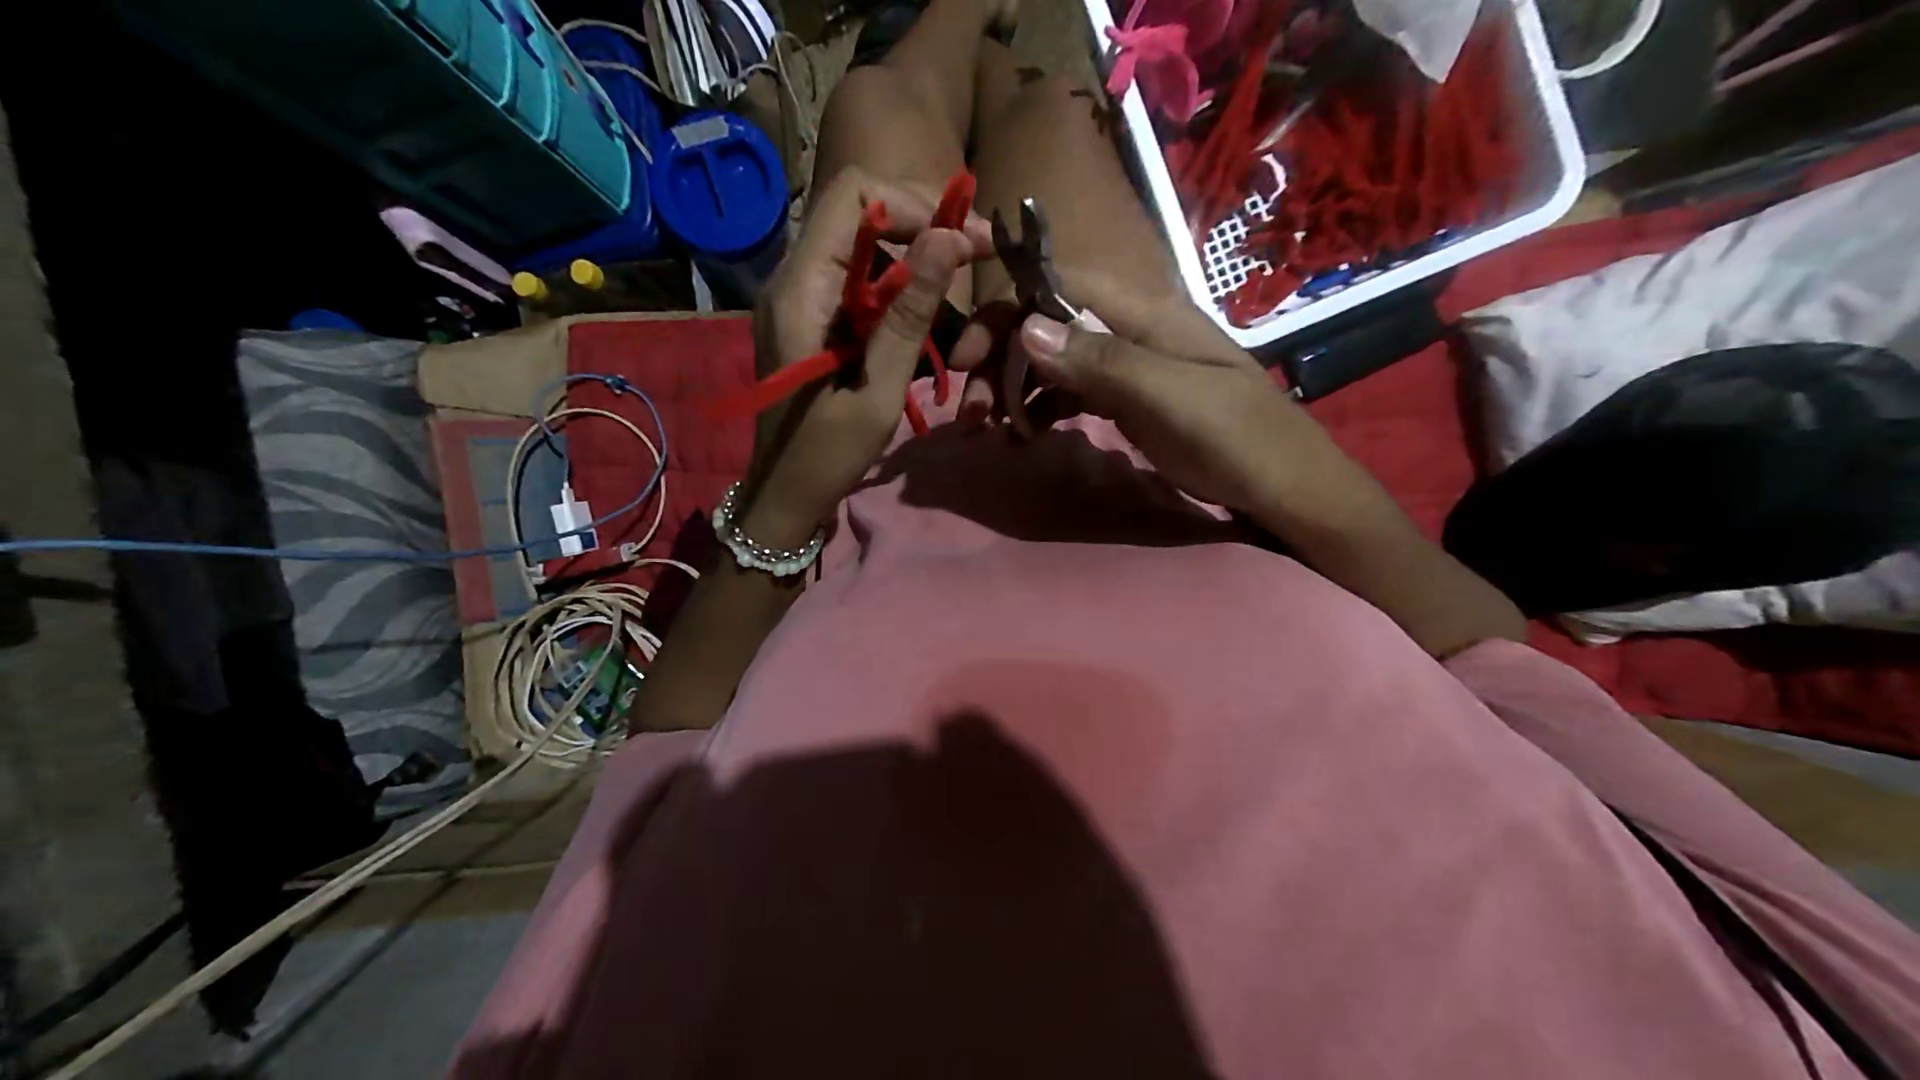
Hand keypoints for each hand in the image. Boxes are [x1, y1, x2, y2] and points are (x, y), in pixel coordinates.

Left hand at [743, 169, 992, 545]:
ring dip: (918, 265)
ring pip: (867, 250)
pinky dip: (901, 294)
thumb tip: (948, 239)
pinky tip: (932, 325)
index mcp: (801, 289)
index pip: (854, 196)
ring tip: (963, 293)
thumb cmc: (826, 454)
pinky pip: (862, 285)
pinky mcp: (814, 321)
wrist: (785, 495)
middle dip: (925, 230)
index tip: (964, 240)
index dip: (914, 204)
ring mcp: (802, 299)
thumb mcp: (877, 390)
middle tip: (978, 256)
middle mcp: (795, 279)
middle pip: (863, 215)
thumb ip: (910, 314)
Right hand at [1000, 267, 1316, 515]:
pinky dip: (1039, 409)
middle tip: (970, 411)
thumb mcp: (1171, 399)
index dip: (1005, 300)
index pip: (1058, 283)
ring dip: (1012, 389)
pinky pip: (1068, 391)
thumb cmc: (1236, 439)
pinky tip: (1024, 436)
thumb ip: (1101, 360)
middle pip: (1045, 323)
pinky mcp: (1126, 397)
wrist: (1284, 486)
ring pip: (1050, 359)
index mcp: (1143, 313)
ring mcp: (1127, 364)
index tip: (965, 348)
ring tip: (991, 431)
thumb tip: (1025, 327)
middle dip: (999, 359)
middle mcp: (1129, 328)